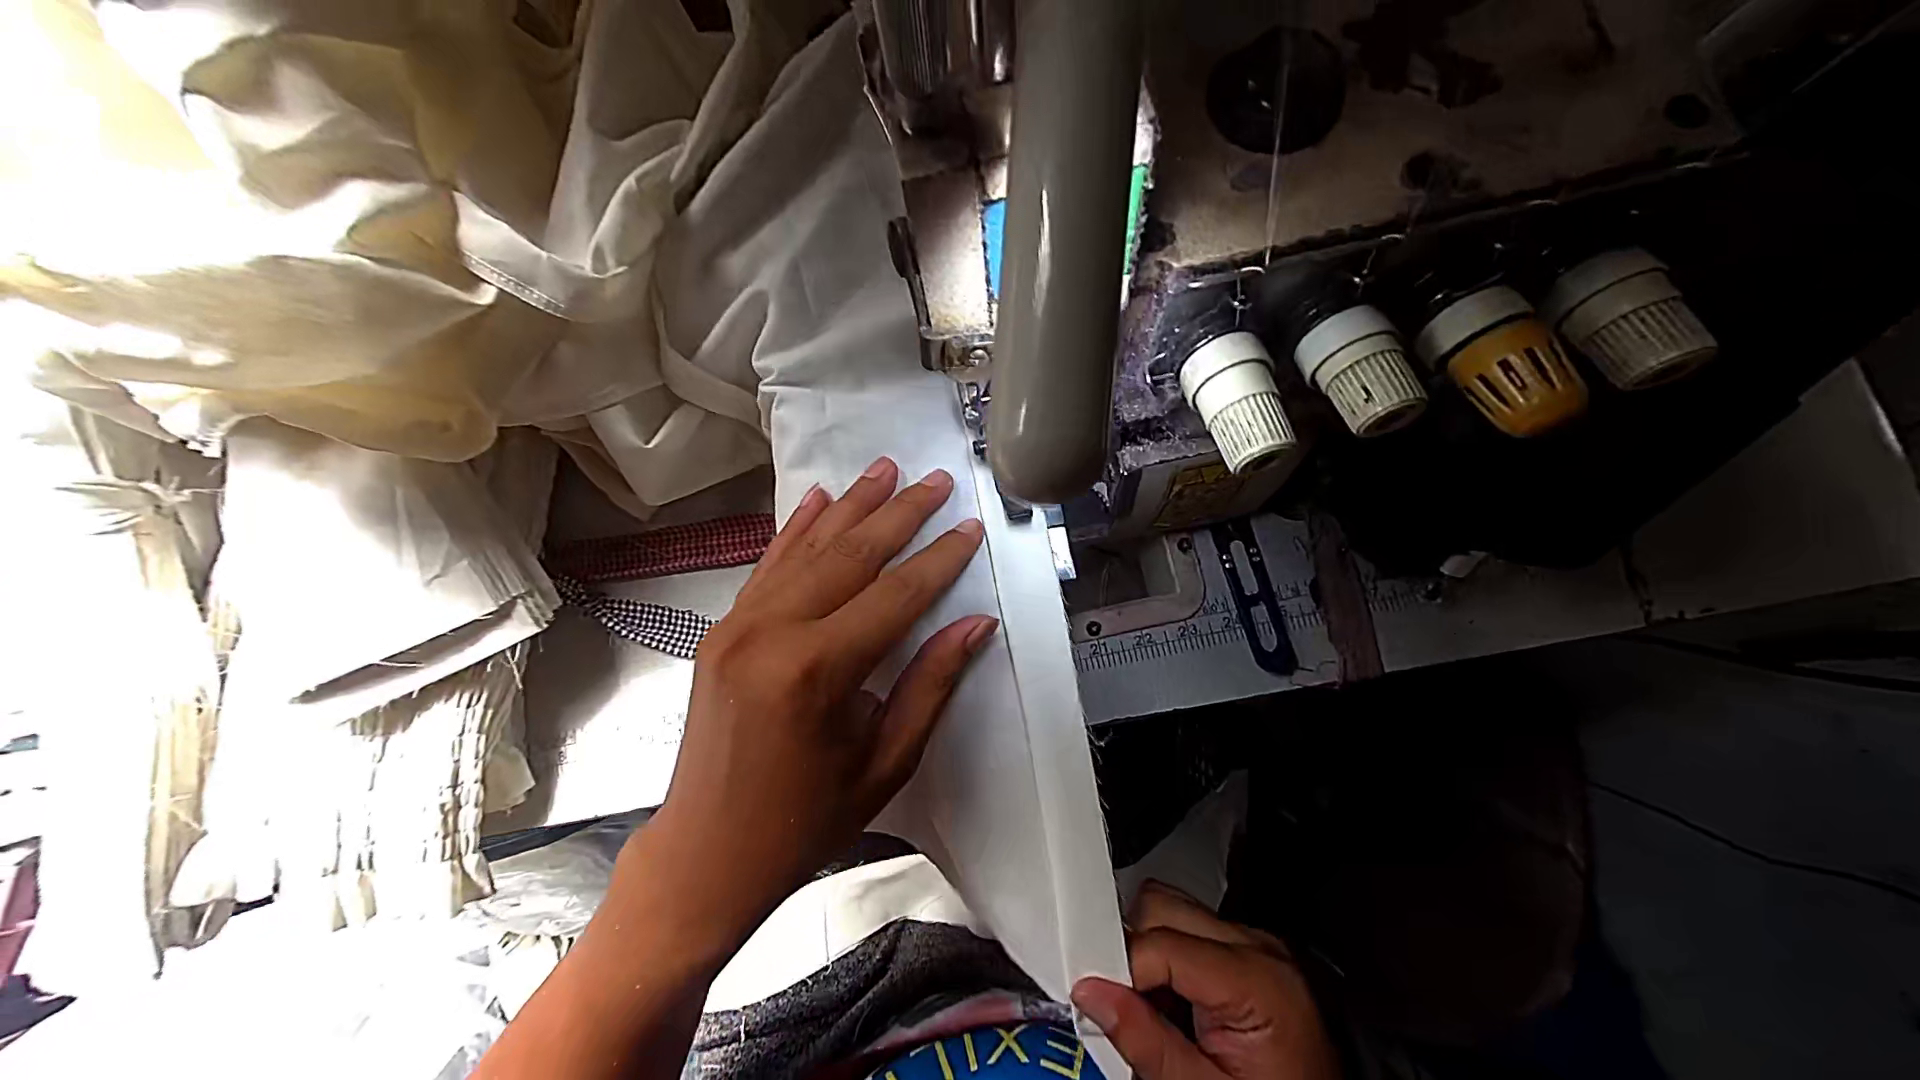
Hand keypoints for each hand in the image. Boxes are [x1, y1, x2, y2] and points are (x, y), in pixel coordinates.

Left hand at [641, 455, 995, 944]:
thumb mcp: (884, 763)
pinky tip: (819, 499)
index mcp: (816, 672)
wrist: (705, 853)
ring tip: (885, 470)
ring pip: (807, 549)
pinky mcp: (722, 631)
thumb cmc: (802, 822)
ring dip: (851, 506)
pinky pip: (767, 567)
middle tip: (935, 481)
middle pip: (850, 556)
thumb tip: (974, 627)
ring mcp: (738, 627)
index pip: (895, 596)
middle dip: (900, 514)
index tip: (969, 528)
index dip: (939, 559)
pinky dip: (796, 529)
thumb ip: (929, 685)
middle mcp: (771, 634)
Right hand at [1072, 882, 1339, 1079]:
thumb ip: (1147, 1042)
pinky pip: (1186, 925)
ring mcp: (1254, 944)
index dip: (1118, 970)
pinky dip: (1163, 954)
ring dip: (1144, 947)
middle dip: (1127, 950)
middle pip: (1161, 907)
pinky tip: (1170, 1000)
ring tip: (1149, 1006)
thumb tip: (1093, 995)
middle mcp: (1258, 948)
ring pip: (1169, 907)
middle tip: (1117, 1003)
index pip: (1159, 943)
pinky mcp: (1246, 950)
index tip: (1094, 998)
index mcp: (1258, 980)